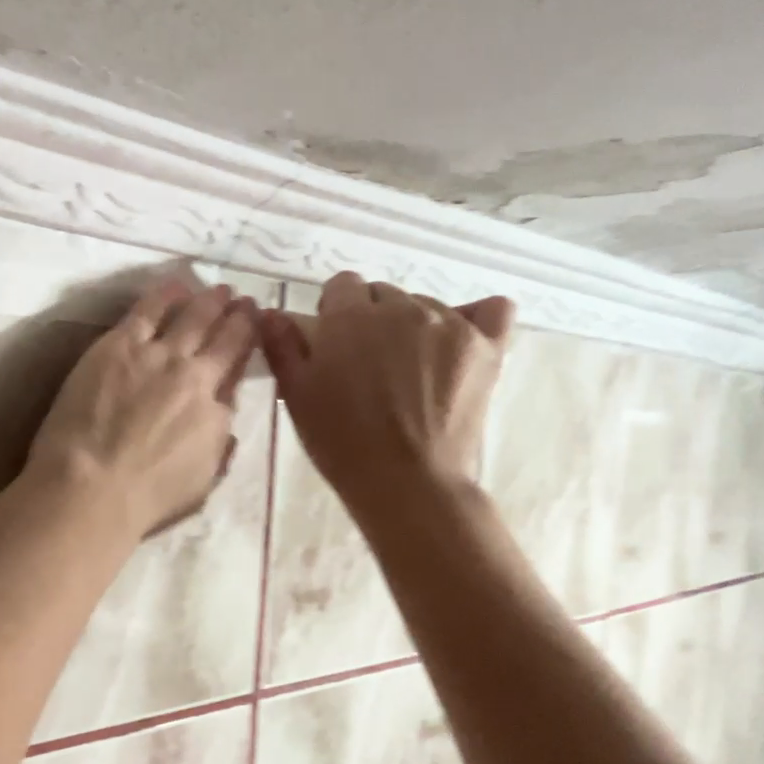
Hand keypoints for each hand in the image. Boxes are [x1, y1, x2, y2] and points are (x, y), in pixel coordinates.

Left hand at [26, 280, 257, 536]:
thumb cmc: (143, 499)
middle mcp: (196, 377)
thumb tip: (222, 422)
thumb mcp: (200, 482)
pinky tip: (174, 285)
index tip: (255, 332)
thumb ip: (216, 445)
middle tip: (245, 301)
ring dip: (209, 301)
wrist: (92, 484)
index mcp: (216, 415)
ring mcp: (157, 357)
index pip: (237, 372)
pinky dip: (164, 295)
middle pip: (224, 338)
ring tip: (219, 289)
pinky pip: (146, 310)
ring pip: (191, 317)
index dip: (248, 348)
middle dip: (238, 317)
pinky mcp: (118, 346)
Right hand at [257, 271, 514, 502]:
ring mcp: (451, 325)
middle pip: (383, 293)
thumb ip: (282, 343)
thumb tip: (272, 312)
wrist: (404, 478)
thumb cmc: (338, 436)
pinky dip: (475, 316)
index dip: (333, 310)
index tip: (330, 340)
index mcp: (351, 316)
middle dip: (371, 317)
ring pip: (425, 305)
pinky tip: (458, 339)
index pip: (342, 284)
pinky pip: (491, 309)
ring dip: (411, 324)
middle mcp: (402, 308)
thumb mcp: (295, 391)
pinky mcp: (487, 347)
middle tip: (365, 360)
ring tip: (407, 366)